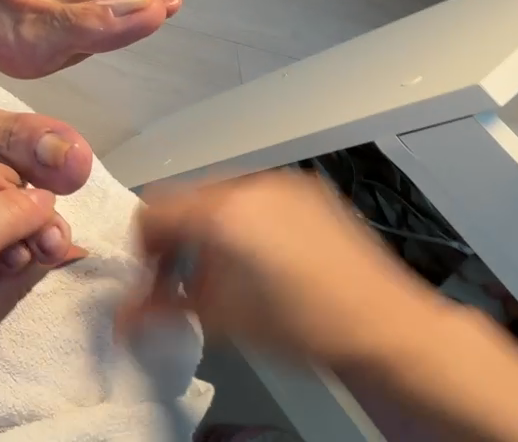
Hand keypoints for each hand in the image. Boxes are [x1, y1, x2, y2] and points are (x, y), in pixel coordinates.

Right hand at [120, 171, 444, 369]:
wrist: (396, 333)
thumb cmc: (313, 329)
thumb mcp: (223, 321)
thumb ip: (158, 311)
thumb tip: (120, 319)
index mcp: (217, 211)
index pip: (149, 213)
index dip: (143, 249)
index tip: (152, 276)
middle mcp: (243, 185)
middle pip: (180, 201)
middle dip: (176, 239)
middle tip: (184, 277)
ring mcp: (277, 183)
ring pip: (215, 196)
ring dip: (208, 228)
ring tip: (227, 270)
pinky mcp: (305, 190)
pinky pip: (253, 195)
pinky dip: (243, 219)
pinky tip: (261, 257)